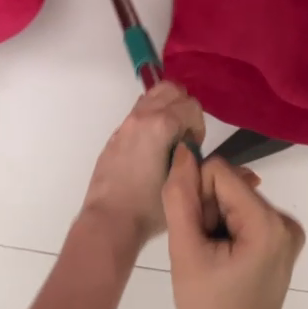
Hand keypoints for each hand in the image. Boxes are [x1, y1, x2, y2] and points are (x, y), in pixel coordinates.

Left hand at [79, 81, 206, 248]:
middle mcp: (142, 116)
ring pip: (153, 96)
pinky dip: (152, 117)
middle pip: (171, 90)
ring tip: (170, 140)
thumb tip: (195, 149)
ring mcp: (126, 123)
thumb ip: (195, 159)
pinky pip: (139, 111)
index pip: (191, 105)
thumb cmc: (149, 207)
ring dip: (167, 109)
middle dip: (184, 109)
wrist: (109, 218)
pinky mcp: (117, 133)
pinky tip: (153, 147)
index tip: (194, 150)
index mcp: (160, 125)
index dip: (199, 127)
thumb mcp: (181, 182)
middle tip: (185, 138)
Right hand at [163, 145, 304, 308]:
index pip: (219, 171)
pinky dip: (226, 227)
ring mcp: (288, 230)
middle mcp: (286, 220)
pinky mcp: (281, 238)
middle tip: (203, 250)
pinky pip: (242, 210)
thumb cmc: (207, 308)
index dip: (197, 195)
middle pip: (228, 183)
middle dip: (207, 209)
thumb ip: (180, 195)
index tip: (196, 233)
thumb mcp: (184, 249)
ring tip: (213, 257)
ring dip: (214, 219)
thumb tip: (183, 150)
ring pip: (232, 195)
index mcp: (268, 222)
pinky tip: (223, 257)